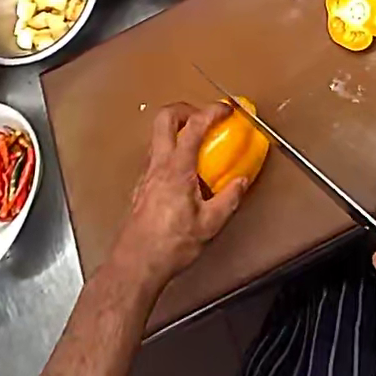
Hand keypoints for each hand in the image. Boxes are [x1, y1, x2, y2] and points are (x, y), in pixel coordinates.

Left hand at [109, 102, 247, 285]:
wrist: (135, 266)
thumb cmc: (168, 246)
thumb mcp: (210, 224)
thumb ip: (229, 198)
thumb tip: (240, 182)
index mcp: (176, 169)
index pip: (194, 125)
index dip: (212, 111)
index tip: (226, 109)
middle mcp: (157, 166)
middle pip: (164, 117)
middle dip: (187, 109)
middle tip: (205, 117)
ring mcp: (146, 175)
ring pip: (157, 136)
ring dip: (178, 130)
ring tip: (198, 143)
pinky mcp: (142, 187)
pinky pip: (156, 156)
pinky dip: (172, 151)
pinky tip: (186, 172)